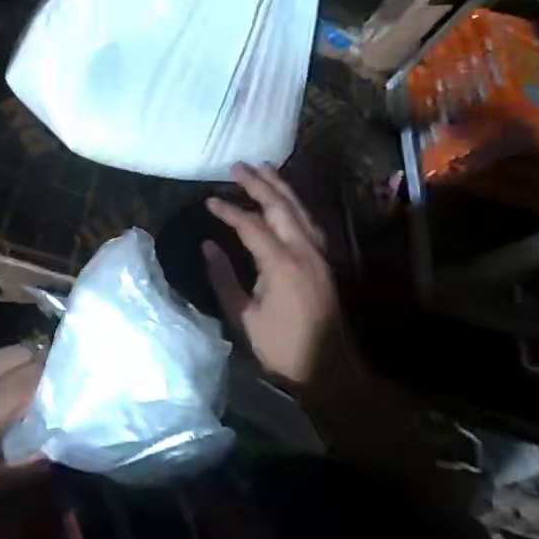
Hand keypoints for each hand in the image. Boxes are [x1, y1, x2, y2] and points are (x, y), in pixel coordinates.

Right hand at [205, 163, 338, 388]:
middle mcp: (305, 252)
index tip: (208, 201)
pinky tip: (286, 200)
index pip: (252, 225)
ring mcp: (319, 255)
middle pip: (281, 207)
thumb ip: (223, 278)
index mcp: (282, 265)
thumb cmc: (281, 349)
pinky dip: (295, 204)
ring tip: (264, 168)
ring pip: (300, 210)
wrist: (330, 372)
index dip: (229, 211)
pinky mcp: (325, 262)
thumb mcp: (244, 317)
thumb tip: (208, 245)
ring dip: (281, 187)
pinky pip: (310, 222)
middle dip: (259, 184)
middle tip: (237, 166)